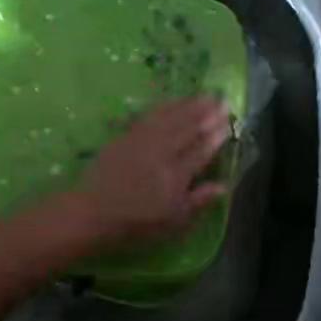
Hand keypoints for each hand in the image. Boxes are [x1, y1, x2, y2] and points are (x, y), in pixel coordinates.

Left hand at [67, 97, 231, 254]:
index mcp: (177, 174)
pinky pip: (150, 116)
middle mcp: (162, 152)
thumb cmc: (135, 224)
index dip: (215, 135)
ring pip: (171, 118)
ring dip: (189, 105)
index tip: (228, 121)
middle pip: (188, 128)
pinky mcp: (126, 136)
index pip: (201, 149)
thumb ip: (198, 201)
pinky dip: (165, 107)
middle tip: (222, 100)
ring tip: (204, 96)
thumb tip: (223, 185)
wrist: (92, 212)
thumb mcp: (172, 222)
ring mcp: (143, 141)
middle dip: (207, 114)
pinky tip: (173, 103)